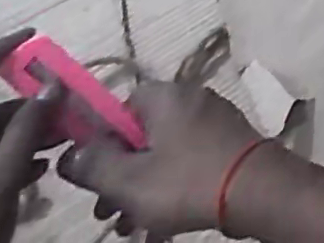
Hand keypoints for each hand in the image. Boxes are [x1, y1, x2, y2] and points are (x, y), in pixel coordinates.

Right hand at [58, 80, 265, 238]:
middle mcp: (191, 99)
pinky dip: (166, 186)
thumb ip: (93, 165)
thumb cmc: (185, 180)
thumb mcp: (127, 180)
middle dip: (118, 173)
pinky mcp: (224, 140)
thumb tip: (71, 152)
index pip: (123, 103)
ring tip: (125, 226)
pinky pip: (184, 159)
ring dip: (139, 187)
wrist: (252, 188)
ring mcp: (211, 119)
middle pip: (141, 132)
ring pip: (161, 151)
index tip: (89, 171)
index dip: (101, 136)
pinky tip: (153, 225)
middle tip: (103, 211)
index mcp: (168, 97)